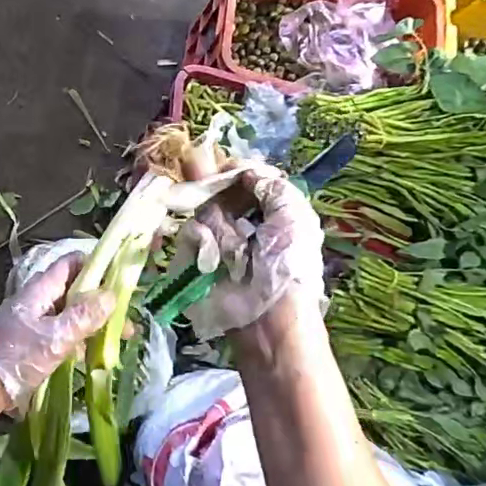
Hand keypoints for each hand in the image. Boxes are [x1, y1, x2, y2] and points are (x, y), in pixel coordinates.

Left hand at [0, 253, 115, 410]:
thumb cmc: (19, 358)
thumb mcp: (56, 338)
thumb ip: (84, 316)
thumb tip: (111, 295)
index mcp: (40, 290)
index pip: (71, 264)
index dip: (96, 265)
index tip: (121, 277)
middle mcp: (39, 298)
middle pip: (75, 288)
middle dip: (102, 299)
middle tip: (127, 314)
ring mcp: (36, 318)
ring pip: (72, 311)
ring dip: (96, 320)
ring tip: (123, 335)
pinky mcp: (36, 338)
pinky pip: (65, 329)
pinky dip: (82, 335)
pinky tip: (99, 350)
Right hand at [181, 162, 324, 338]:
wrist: (266, 318)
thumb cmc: (286, 265)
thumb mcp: (294, 218)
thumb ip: (273, 187)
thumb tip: (246, 172)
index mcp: (271, 211)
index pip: (246, 179)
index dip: (234, 170)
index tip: (224, 167)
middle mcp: (243, 221)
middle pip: (219, 190)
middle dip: (214, 187)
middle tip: (204, 181)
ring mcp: (218, 239)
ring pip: (203, 209)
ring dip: (214, 219)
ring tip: (226, 240)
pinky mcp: (198, 256)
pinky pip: (191, 233)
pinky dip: (201, 238)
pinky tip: (213, 251)